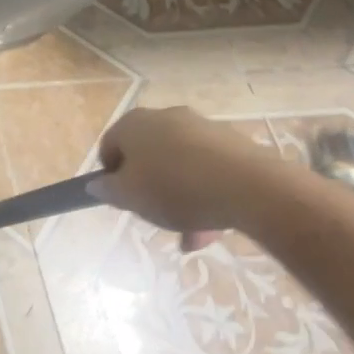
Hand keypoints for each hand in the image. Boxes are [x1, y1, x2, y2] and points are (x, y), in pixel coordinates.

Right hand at [89, 106, 294, 251]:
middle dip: (151, 190)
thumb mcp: (129, 197)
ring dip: (182, 197)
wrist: (255, 189)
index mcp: (132, 123)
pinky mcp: (237, 144)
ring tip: (193, 235)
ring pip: (182, 166)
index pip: (109, 147)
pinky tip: (217, 224)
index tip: (124, 201)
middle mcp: (165, 117)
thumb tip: (97, 185)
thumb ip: (107, 190)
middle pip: (148, 157)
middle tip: (158, 218)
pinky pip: (212, 170)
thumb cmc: (176, 188)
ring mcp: (204, 128)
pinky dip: (209, 193)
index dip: (111, 176)